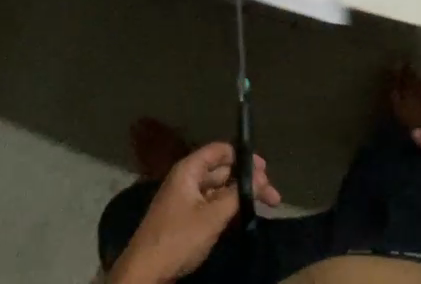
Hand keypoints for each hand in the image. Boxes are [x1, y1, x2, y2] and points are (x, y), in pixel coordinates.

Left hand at [109, 142, 280, 283]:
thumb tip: (259, 178)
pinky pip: (212, 203)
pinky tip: (245, 215)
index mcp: (189, 169)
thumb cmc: (179, 237)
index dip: (243, 157)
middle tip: (273, 195)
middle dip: (247, 179)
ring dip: (240, 195)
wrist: (147, 268)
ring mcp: (186, 198)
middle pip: (222, 170)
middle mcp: (187, 178)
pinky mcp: (187, 216)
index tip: (266, 171)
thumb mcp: (211, 216)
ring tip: (266, 205)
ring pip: (219, 189)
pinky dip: (229, 206)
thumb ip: (236, 195)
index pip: (219, 151)